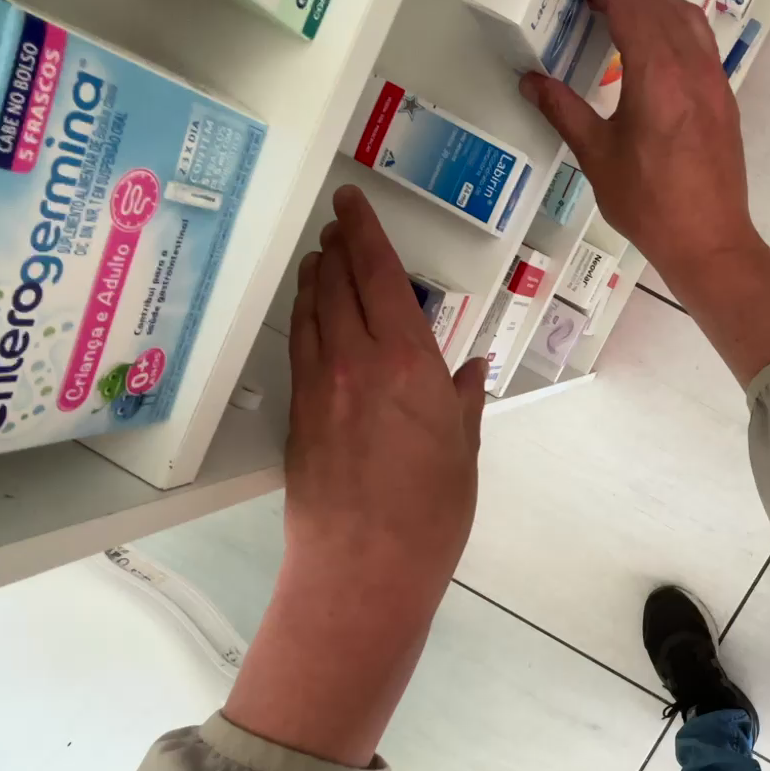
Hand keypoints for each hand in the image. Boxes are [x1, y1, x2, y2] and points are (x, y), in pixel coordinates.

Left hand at [281, 186, 484, 595]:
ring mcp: (319, 387)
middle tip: (335, 227)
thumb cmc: (433, 513)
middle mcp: (357, 360)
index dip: (363, 232)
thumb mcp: (464, 452)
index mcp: (409, 362)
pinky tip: (309, 319)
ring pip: (310, 313)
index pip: (379, 276)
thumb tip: (472, 368)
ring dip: (313, 280)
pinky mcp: (297, 416)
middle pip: (336, 284)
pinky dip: (304, 321)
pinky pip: (300, 350)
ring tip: (316, 261)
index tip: (350, 202)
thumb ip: (464, 401)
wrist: (365, 568)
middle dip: (335, 248)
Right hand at [521, 0, 769, 385]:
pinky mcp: (725, 101)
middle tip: (591, 2)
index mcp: (656, 74)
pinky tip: (657, 55)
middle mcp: (692, 67)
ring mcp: (715, 82)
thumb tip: (532, 82)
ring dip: (655, 7)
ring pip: (688, 19)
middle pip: (659, 4)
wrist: (707, 241)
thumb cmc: (649, 205)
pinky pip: (703, 45)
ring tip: (624, 18)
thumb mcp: (597, 157)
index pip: (629, 5)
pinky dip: (677, 31)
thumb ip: (564, 111)